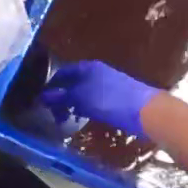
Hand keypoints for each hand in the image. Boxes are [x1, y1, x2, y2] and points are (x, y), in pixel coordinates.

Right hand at [39, 61, 160, 138]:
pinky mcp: (114, 98)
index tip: (42, 101)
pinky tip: (82, 118)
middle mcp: (96, 73)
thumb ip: (62, 96)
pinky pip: (92, 102)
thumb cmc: (110, 100)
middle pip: (72, 83)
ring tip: (65, 119)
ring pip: (82, 94)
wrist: (144, 111)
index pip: (62, 73)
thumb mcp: (81, 98)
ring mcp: (106, 85)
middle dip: (60, 97)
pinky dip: (84, 109)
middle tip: (52, 114)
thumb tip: (43, 96)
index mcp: (88, 68)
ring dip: (72, 105)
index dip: (51, 85)